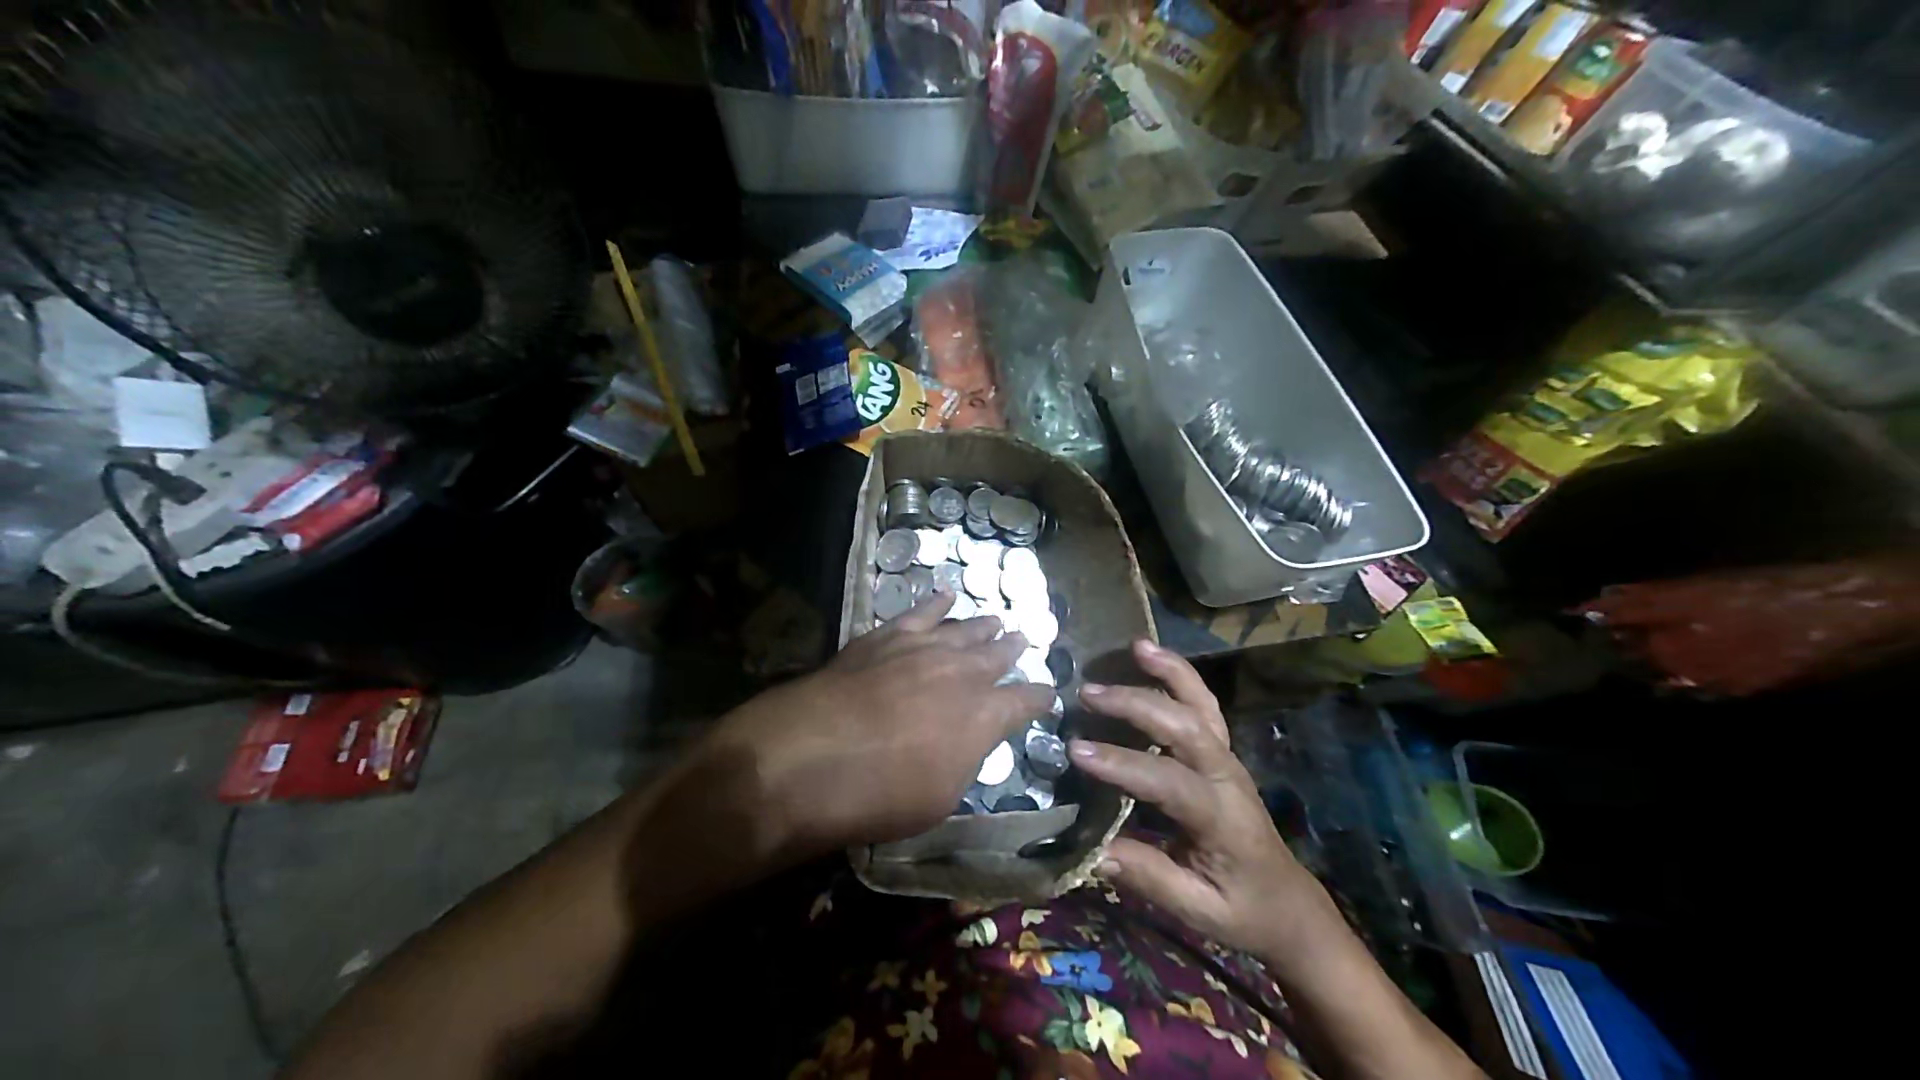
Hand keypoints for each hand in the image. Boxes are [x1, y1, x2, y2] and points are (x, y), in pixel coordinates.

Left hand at [704, 589, 1054, 855]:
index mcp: (982, 716)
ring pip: (962, 630)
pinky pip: (918, 613)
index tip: (1047, 693)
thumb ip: (963, 761)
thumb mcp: (939, 798)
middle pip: (995, 656)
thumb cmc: (879, 795)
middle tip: (1023, 640)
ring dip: (982, 626)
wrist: (808, 756)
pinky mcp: (883, 638)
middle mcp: (960, 673)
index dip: (1038, 697)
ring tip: (996, 620)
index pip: (1024, 701)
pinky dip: (934, 604)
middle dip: (1012, 650)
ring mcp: (920, 649)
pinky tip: (945, 597)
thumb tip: (969, 740)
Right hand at [1069, 640, 1340, 964]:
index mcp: (1223, 819)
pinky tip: (1150, 656)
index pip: (1170, 782)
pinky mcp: (1222, 751)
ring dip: (1168, 672)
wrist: (1288, 902)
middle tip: (1087, 694)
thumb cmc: (1243, 909)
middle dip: (1136, 706)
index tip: (1077, 751)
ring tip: (1133, 648)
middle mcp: (1228, 777)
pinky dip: (1178, 675)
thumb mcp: (1198, 910)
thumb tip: (1093, 850)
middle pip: (1187, 727)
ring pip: (1202, 704)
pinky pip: (1202, 704)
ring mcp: (1228, 759)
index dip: (1124, 765)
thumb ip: (1150, 877)